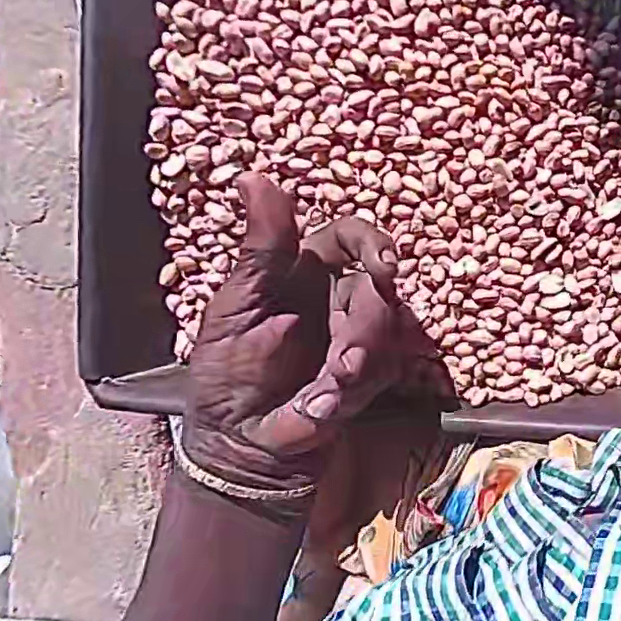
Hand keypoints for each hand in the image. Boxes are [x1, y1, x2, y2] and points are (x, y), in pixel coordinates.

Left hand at [181, 174, 447, 501]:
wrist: (247, 445)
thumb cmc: (229, 373)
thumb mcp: (237, 307)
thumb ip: (260, 248)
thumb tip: (255, 176)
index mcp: (303, 271)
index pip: (351, 236)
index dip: (374, 242)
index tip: (387, 265)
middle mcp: (340, 295)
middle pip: (379, 287)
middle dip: (367, 326)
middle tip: (345, 364)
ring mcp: (362, 331)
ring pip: (391, 326)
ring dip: (362, 362)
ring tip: (326, 392)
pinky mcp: (378, 367)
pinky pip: (390, 364)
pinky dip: (360, 387)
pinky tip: (331, 401)